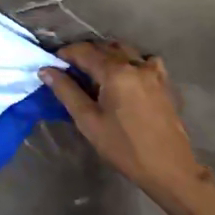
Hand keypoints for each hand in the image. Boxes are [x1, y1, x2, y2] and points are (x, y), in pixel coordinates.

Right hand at [39, 41, 212, 207]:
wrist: (168, 167)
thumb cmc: (124, 148)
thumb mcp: (89, 122)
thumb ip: (67, 92)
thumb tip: (47, 70)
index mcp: (115, 71)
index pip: (85, 52)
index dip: (67, 54)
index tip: (53, 62)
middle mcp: (135, 63)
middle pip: (105, 47)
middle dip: (86, 53)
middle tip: (71, 69)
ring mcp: (154, 70)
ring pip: (125, 50)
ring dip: (108, 54)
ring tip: (96, 72)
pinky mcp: (164, 81)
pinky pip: (145, 60)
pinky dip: (131, 61)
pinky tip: (127, 76)